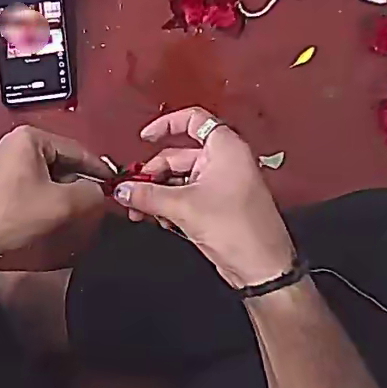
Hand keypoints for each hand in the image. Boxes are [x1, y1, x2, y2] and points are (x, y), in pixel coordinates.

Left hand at [0, 126, 113, 269]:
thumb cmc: (4, 216)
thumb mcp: (62, 203)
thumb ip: (90, 193)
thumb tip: (100, 191)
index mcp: (30, 138)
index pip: (77, 149)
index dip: (98, 168)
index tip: (112, 181)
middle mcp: (17, 143)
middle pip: (65, 160)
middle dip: (80, 181)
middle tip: (96, 198)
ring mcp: (9, 160)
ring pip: (52, 172)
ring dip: (65, 190)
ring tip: (72, 208)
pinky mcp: (5, 177)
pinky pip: (38, 180)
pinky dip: (50, 194)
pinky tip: (53, 211)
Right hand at [113, 107, 296, 288]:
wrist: (262, 268)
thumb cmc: (240, 231)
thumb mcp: (184, 208)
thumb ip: (148, 195)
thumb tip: (124, 190)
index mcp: (224, 148)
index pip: (193, 120)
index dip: (166, 125)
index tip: (145, 137)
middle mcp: (224, 161)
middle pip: (178, 155)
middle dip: (153, 173)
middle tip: (133, 190)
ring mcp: (221, 184)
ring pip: (179, 179)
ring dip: (158, 193)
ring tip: (140, 209)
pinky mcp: (217, 205)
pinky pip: (187, 196)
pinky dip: (170, 204)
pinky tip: (160, 219)